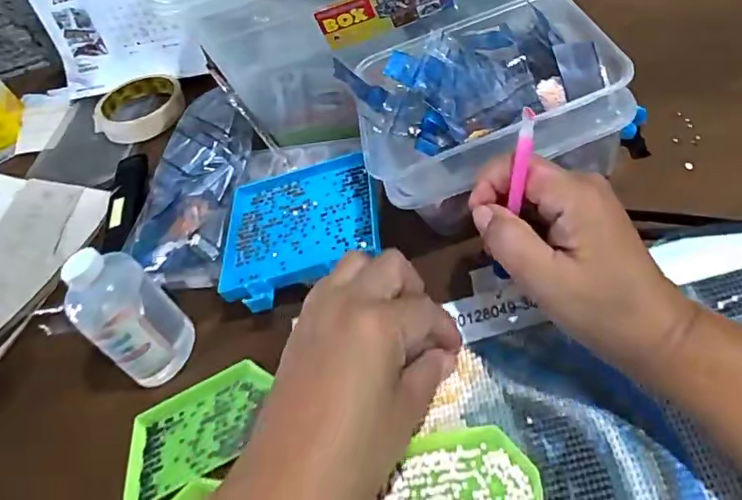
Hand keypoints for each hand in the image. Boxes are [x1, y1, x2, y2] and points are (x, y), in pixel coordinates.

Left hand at [222, 250, 460, 499]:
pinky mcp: (301, 319)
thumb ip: (427, 374)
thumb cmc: (354, 451)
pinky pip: (331, 282)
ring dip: (379, 279)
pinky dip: (351, 289)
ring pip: (357, 262)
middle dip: (414, 289)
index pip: (425, 309)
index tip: (454, 350)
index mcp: (379, 321)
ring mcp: (320, 305)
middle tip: (422, 327)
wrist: (287, 478)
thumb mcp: (403, 416)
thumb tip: (442, 354)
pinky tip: (359, 326)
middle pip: (391, 265)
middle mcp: (349, 299)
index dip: (446, 329)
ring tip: (390, 318)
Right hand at [467, 155, 695, 374]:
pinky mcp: (594, 218)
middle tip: (497, 253)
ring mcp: (591, 200)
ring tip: (516, 263)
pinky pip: (551, 209)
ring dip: (517, 223)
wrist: (661, 338)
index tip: (478, 223)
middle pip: (525, 178)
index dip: (489, 184)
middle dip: (501, 208)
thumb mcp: (545, 281)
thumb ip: (508, 239)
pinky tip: (538, 263)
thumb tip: (481, 210)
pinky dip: (535, 230)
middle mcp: (583, 184)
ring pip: (535, 196)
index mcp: (573, 191)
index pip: (515, 162)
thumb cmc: (604, 311)